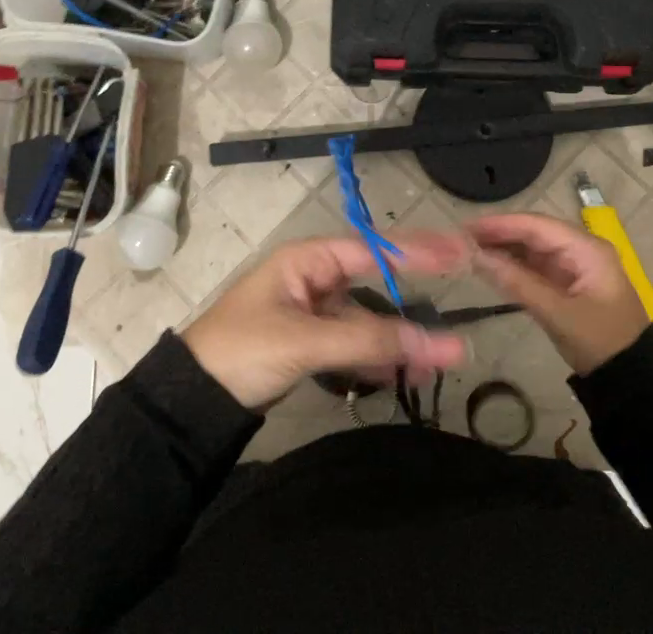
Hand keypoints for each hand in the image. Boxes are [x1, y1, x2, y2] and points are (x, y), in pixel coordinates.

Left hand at [179, 232, 469, 408]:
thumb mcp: (306, 341)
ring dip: (398, 339)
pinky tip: (405, 374)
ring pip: (367, 320)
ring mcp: (312, 315)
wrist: (191, 403)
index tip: (460, 252)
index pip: (373, 249)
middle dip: (413, 301)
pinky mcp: (309, 346)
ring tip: (440, 357)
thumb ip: (371, 340)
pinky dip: (377, 359)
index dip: (418, 250)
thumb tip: (440, 343)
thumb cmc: (242, 352)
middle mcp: (312, 280)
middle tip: (457, 307)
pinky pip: (354, 346)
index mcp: (306, 261)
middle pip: (375, 284)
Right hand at [469, 213, 649, 375]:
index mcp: (587, 249)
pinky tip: (490, 267)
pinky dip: (513, 267)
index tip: (466, 227)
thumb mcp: (557, 313)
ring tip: (468, 251)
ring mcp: (574, 267)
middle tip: (460, 239)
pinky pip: (536, 267)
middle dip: (499, 235)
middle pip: (534, 233)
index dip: (501, 224)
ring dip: (503, 249)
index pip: (537, 225)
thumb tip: (475, 257)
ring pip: (532, 249)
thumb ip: (517, 282)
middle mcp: (581, 250)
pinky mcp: (567, 284)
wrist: (630, 376)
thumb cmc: (599, 341)